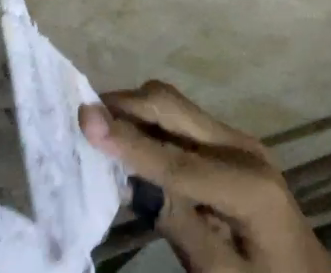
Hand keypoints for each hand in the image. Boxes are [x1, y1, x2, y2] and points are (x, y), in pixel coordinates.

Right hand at [80, 82, 330, 272]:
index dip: (125, 139)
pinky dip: (145, 122)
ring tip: (97, 131)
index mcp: (249, 187)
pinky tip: (127, 142)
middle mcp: (243, 148)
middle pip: (169, 105)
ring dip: (131, 111)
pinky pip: (178, 120)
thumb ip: (179, 224)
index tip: (82, 118)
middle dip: (122, 106)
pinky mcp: (230, 145)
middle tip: (81, 120)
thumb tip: (128, 178)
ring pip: (170, 104)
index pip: (173, 158)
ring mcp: (238, 141)